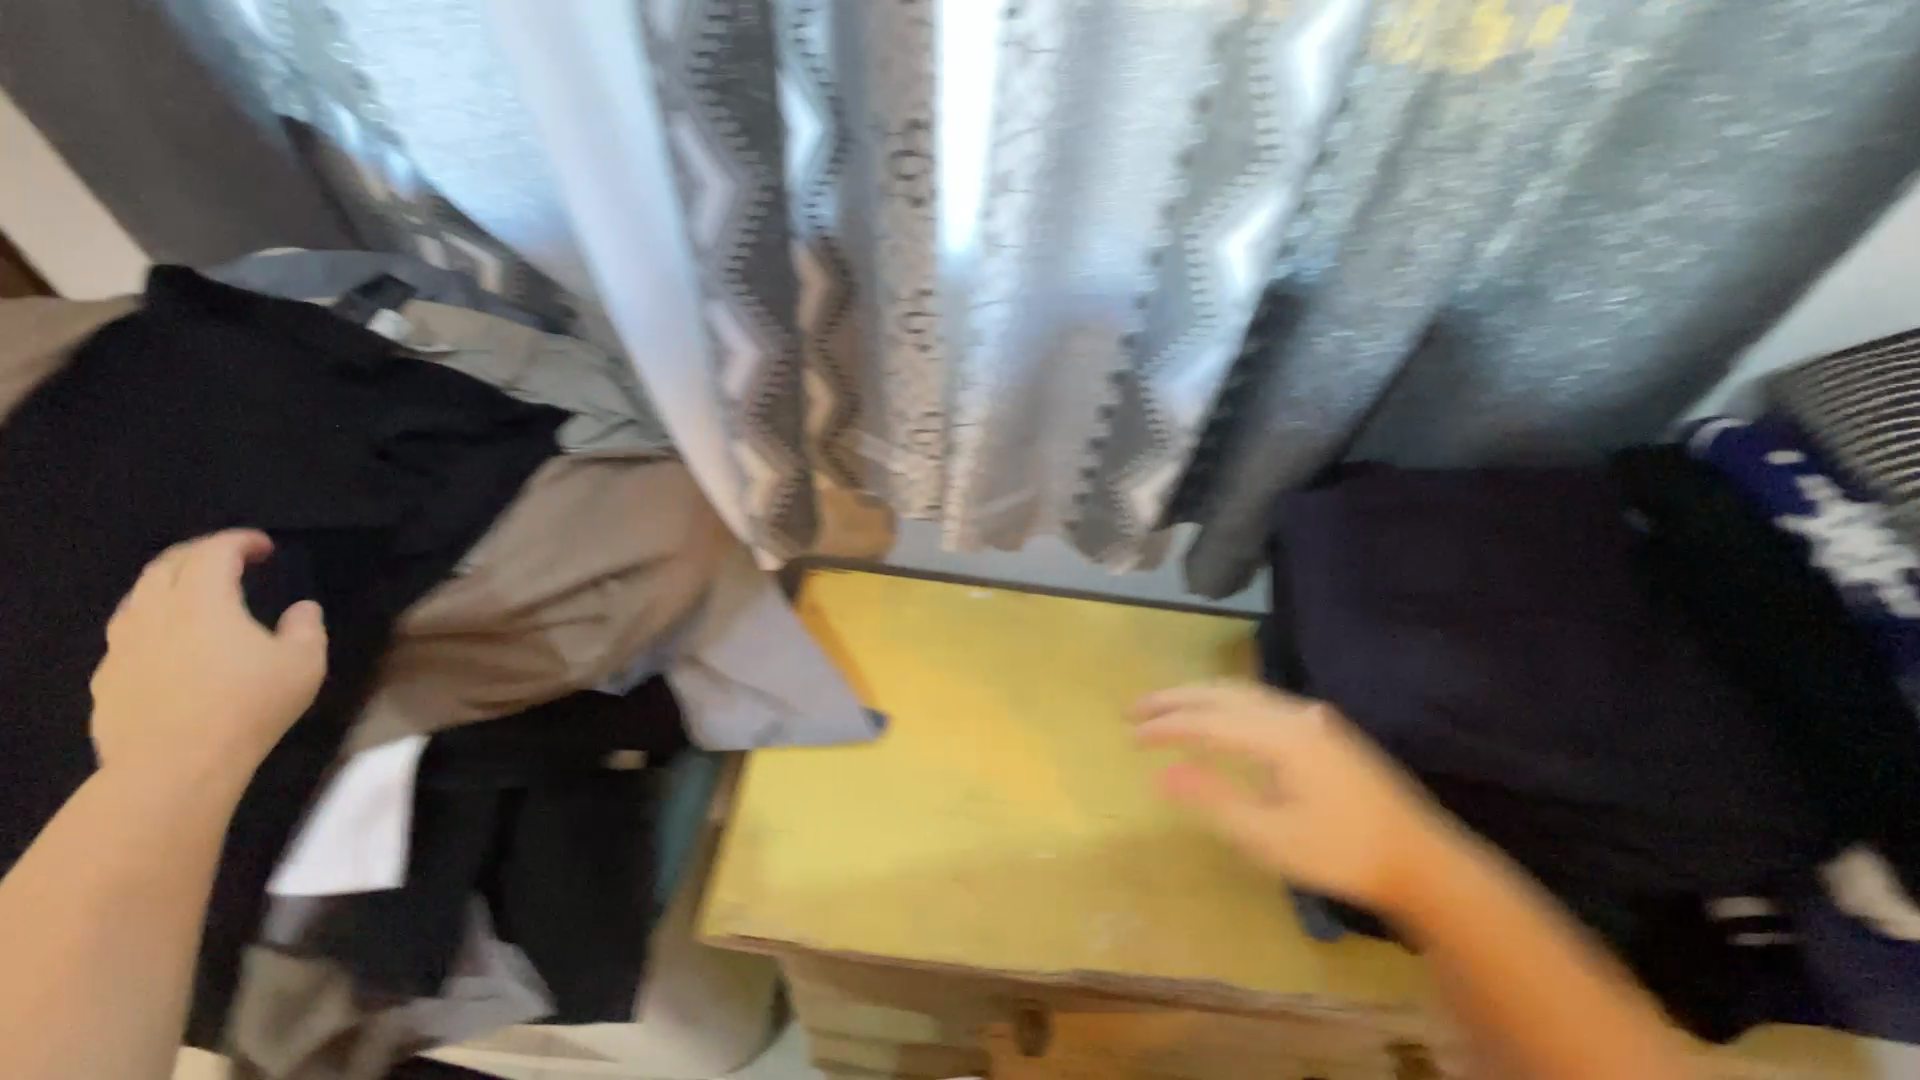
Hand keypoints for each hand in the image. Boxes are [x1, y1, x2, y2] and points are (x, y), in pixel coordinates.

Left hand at [89, 530, 327, 792]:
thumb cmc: (248, 705)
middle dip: (200, 554)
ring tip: (195, 596)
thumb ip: (306, 628)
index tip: (265, 546)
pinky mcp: (107, 677)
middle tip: (229, 559)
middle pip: (167, 566)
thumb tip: (302, 608)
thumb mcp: (304, 663)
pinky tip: (170, 643)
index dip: (240, 541)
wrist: (175, 764)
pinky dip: (152, 622)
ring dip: (169, 585)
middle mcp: (155, 612)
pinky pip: (127, 634)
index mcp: (204, 601)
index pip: (214, 552)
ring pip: (138, 597)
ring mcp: (123, 646)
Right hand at [1134, 682, 1458, 912]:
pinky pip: (1263, 704)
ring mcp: (1314, 720)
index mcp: (1281, 736)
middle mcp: (1296, 715)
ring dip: (1202, 697)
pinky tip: (1222, 721)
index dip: (1166, 725)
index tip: (1129, 734)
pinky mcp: (1325, 733)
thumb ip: (1214, 798)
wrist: (1422, 862)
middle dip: (1176, 698)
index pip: (1208, 720)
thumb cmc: (1342, 853)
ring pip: (1245, 693)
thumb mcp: (1270, 836)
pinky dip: (1228, 705)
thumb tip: (1162, 773)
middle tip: (1135, 710)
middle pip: (1224, 693)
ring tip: (1168, 710)